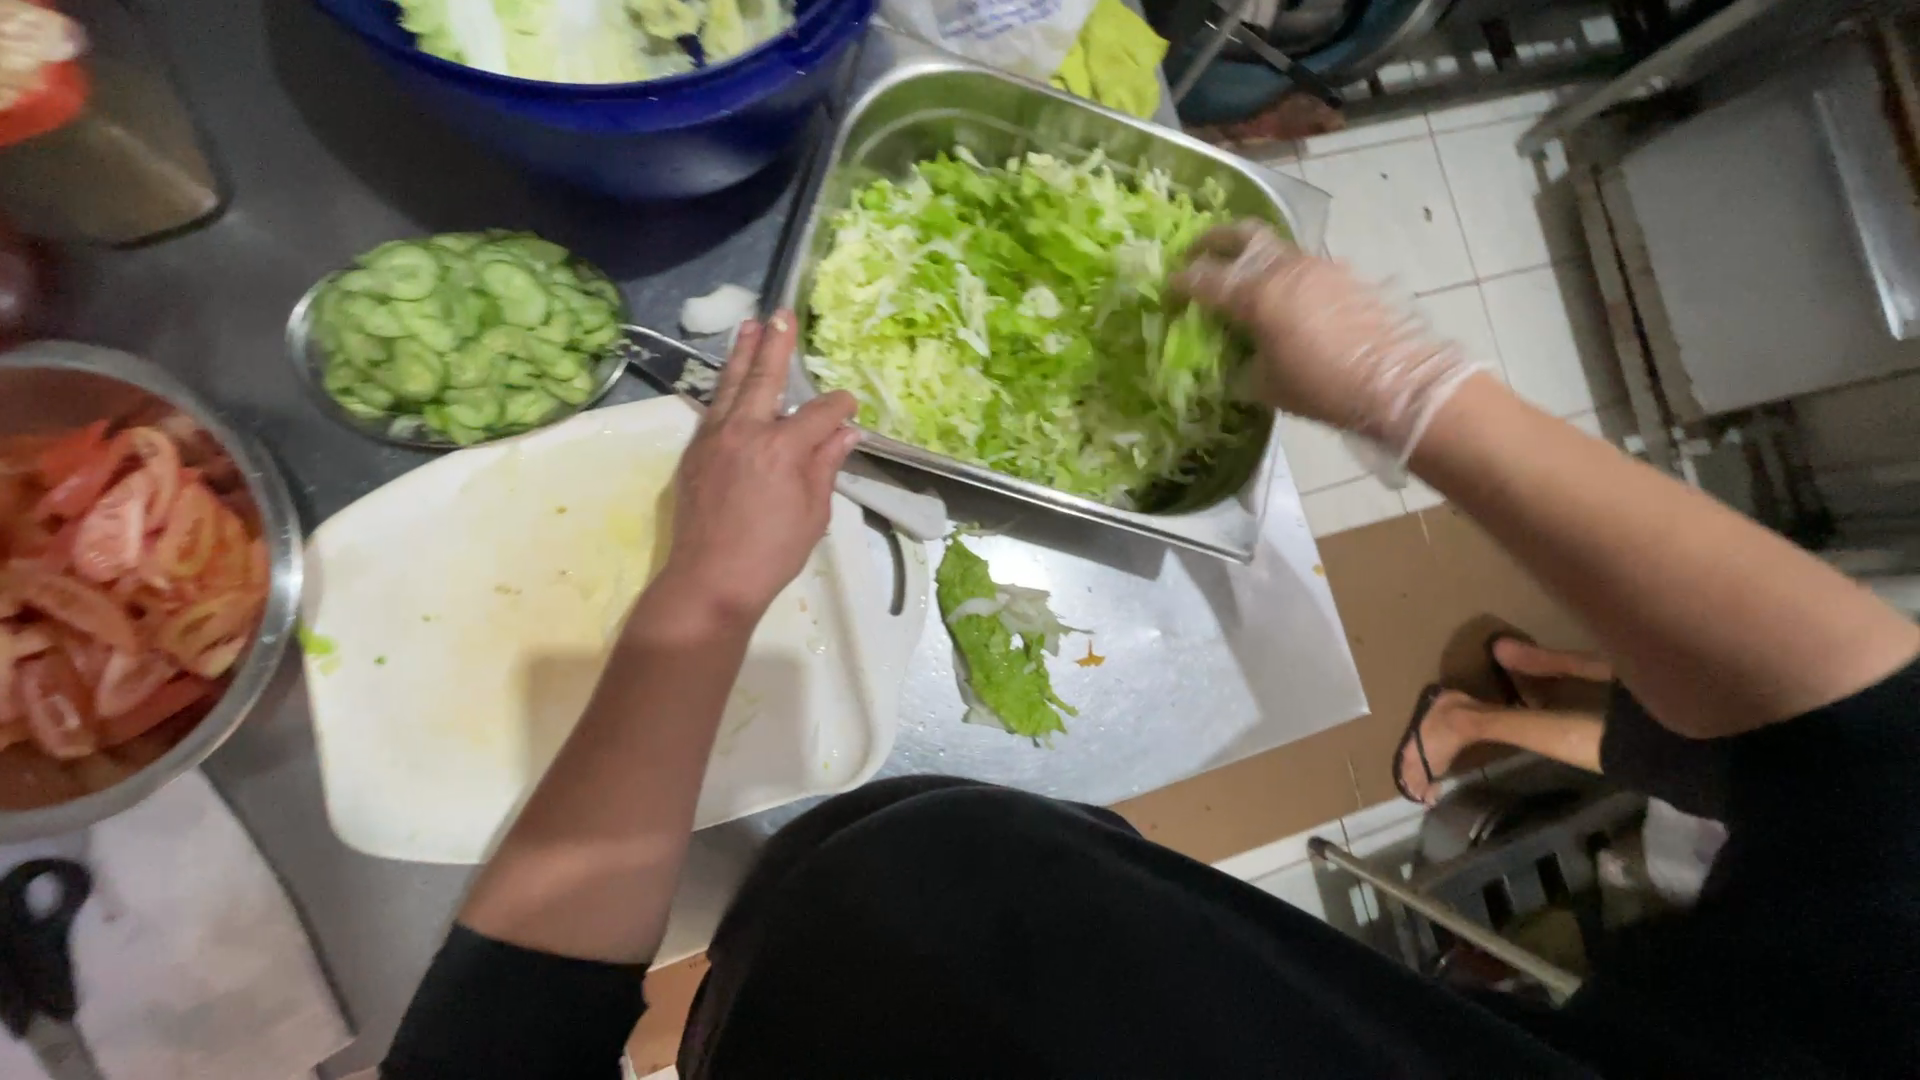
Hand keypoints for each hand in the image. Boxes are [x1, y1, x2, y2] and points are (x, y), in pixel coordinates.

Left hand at [657, 311, 860, 622]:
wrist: (711, 578)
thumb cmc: (772, 552)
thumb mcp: (814, 512)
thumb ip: (826, 465)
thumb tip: (845, 434)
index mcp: (783, 448)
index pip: (819, 413)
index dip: (839, 407)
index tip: (849, 407)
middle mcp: (746, 431)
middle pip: (765, 379)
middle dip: (776, 346)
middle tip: (781, 315)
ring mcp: (714, 438)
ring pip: (730, 385)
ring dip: (742, 354)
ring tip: (749, 325)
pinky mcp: (695, 451)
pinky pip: (713, 408)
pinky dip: (725, 388)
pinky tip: (730, 379)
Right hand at [1171, 220, 1479, 462]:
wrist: (1399, 382)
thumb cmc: (1321, 387)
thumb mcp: (1264, 386)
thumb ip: (1240, 364)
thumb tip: (1232, 360)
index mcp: (1256, 295)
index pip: (1204, 278)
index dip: (1181, 281)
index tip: (1168, 286)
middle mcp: (1285, 269)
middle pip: (1243, 234)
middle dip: (1214, 239)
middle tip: (1197, 249)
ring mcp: (1319, 267)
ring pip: (1275, 248)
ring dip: (1252, 256)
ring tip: (1241, 277)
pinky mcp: (1345, 276)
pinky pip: (1302, 266)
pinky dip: (1283, 275)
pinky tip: (1284, 301)